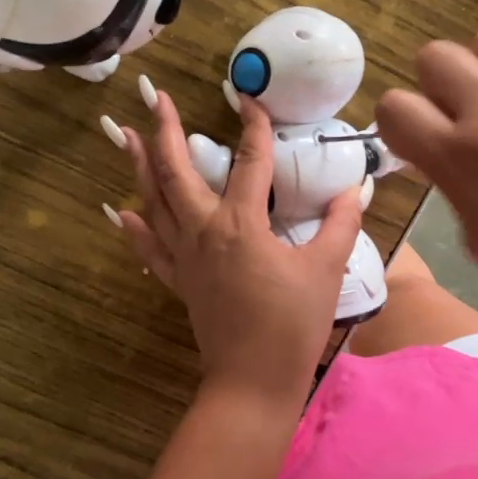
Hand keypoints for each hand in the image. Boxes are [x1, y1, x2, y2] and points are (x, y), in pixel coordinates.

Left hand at [103, 81, 362, 404]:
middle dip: (165, 131)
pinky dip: (135, 228)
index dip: (254, 127)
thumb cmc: (292, 324)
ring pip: (155, 202)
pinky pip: (150, 249)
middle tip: (156, 98)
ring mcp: (185, 256)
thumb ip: (340, 225)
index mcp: (242, 223)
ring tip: (128, 136)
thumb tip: (356, 190)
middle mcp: (204, 231)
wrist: (253, 380)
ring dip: (141, 167)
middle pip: (177, 172)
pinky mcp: (179, 281)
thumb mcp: (325, 269)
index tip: (251, 99)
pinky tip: (121, 210)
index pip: (250, 161)